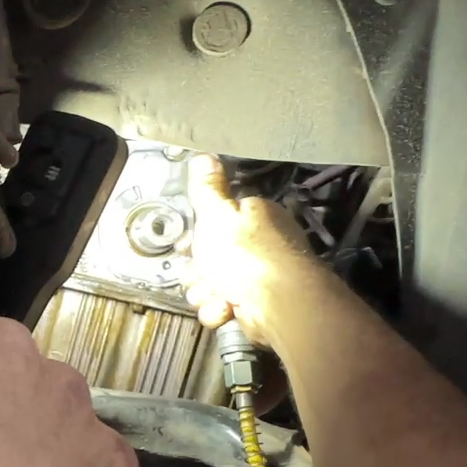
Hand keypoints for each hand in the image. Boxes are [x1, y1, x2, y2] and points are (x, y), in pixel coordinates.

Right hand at [183, 154, 321, 341]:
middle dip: (198, 270)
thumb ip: (207, 189)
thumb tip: (203, 157)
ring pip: (209, 285)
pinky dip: (218, 310)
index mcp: (253, 218)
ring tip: (216, 293)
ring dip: (205, 292)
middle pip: (208, 258)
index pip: (216, 222)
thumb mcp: (218, 214)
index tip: (190, 245)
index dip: (198, 235)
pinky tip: (225, 308)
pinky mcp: (253, 306)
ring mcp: (257, 278)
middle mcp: (258, 246)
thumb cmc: (248, 256)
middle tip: (203, 272)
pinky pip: (220, 307)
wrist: (276, 304)